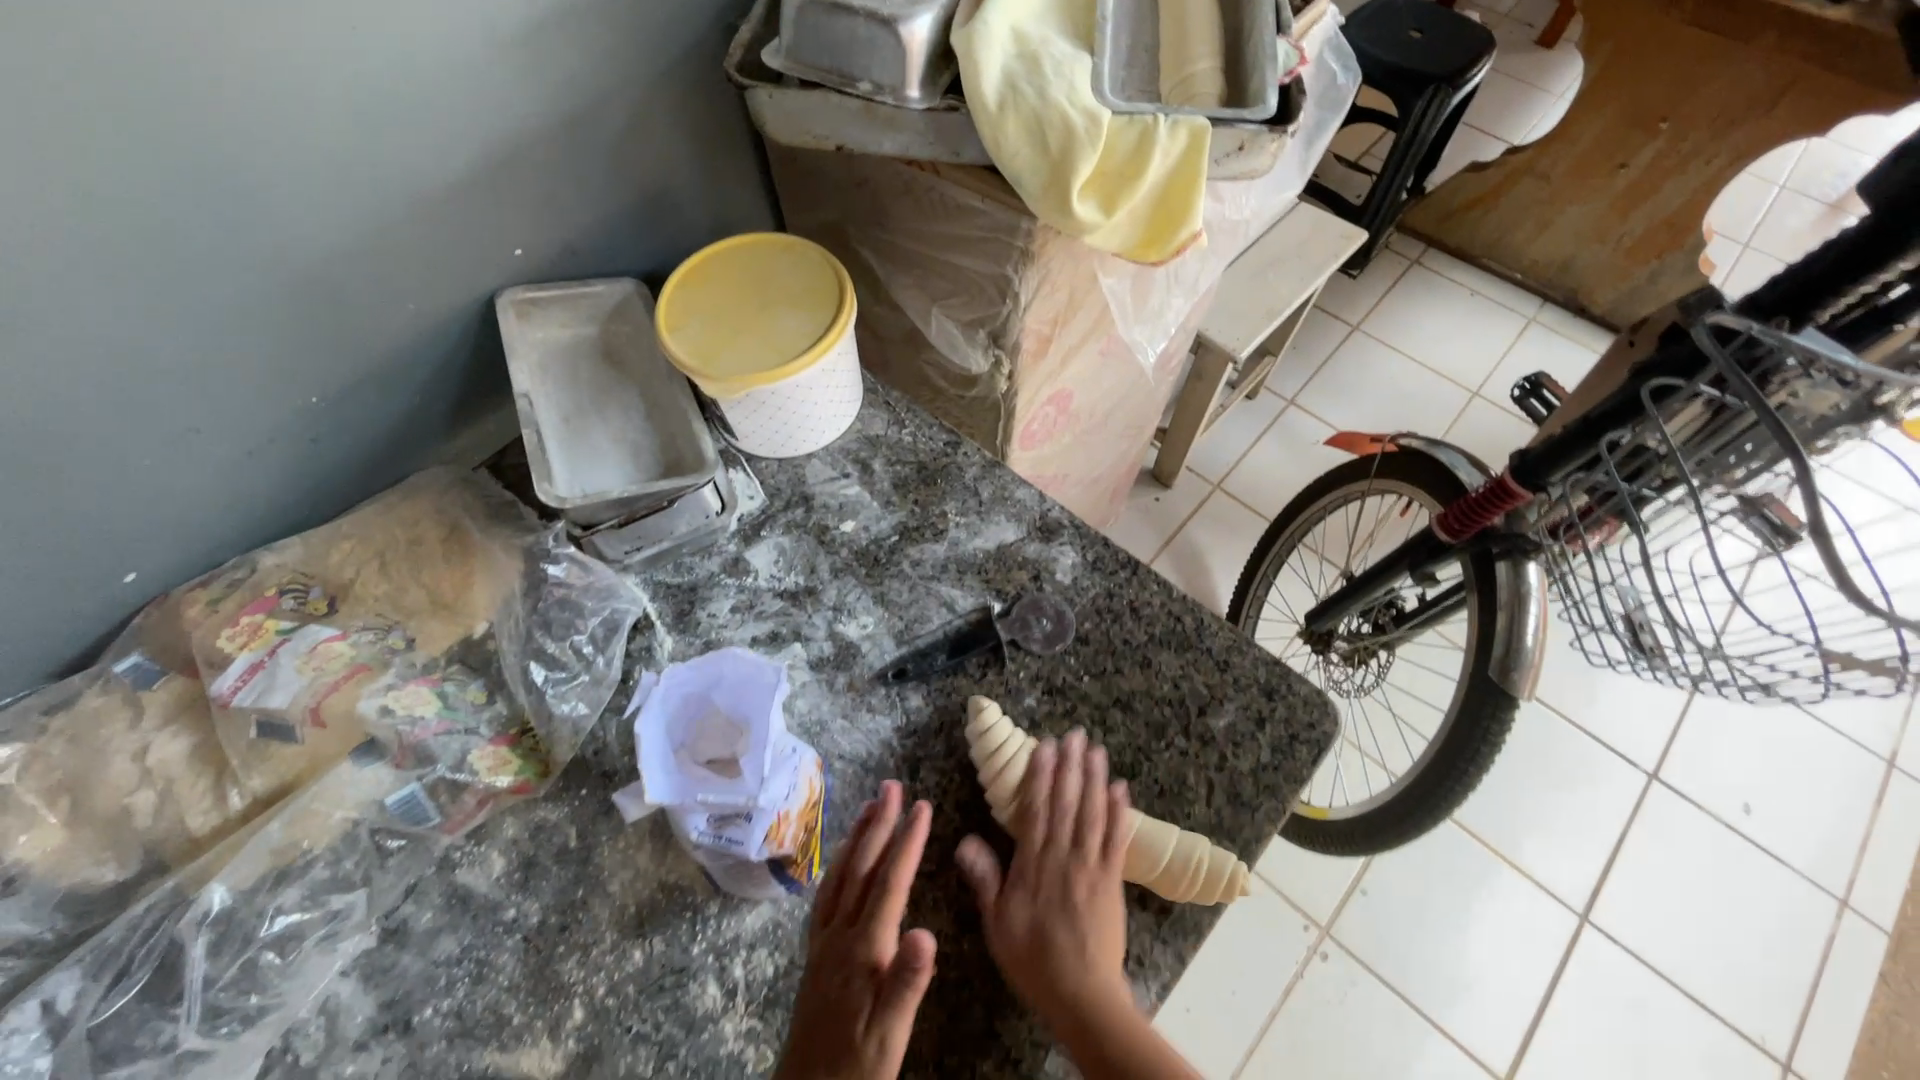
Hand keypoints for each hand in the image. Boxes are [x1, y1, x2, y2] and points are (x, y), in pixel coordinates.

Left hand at [775, 781, 935, 1079]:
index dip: (907, 842)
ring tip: (870, 806)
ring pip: (840, 876)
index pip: (889, 884)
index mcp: (863, 949)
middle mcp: (839, 936)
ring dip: (857, 837)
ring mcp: (823, 943)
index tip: (923, 805)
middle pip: (860, 868)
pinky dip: (839, 866)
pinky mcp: (815, 954)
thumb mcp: (891, 1033)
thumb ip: (908, 982)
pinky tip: (844, 861)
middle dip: (879, 824)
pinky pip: (826, 895)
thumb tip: (928, 931)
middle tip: (892, 785)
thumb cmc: (858, 1066)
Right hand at [955, 731, 1133, 1031]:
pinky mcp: (1113, 880)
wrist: (1081, 994)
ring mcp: (1091, 866)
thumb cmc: (1032, 960)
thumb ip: (985, 880)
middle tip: (1074, 734)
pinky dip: (1119, 811)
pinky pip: (1117, 839)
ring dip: (1094, 778)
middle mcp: (1063, 858)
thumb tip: (965, 841)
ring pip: (1093, 813)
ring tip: (1095, 749)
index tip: (1043, 746)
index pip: (1035, 810)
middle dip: (1069, 765)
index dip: (1039, 775)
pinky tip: (1121, 789)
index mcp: (1032, 866)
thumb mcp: (996, 924)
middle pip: (1066, 803)